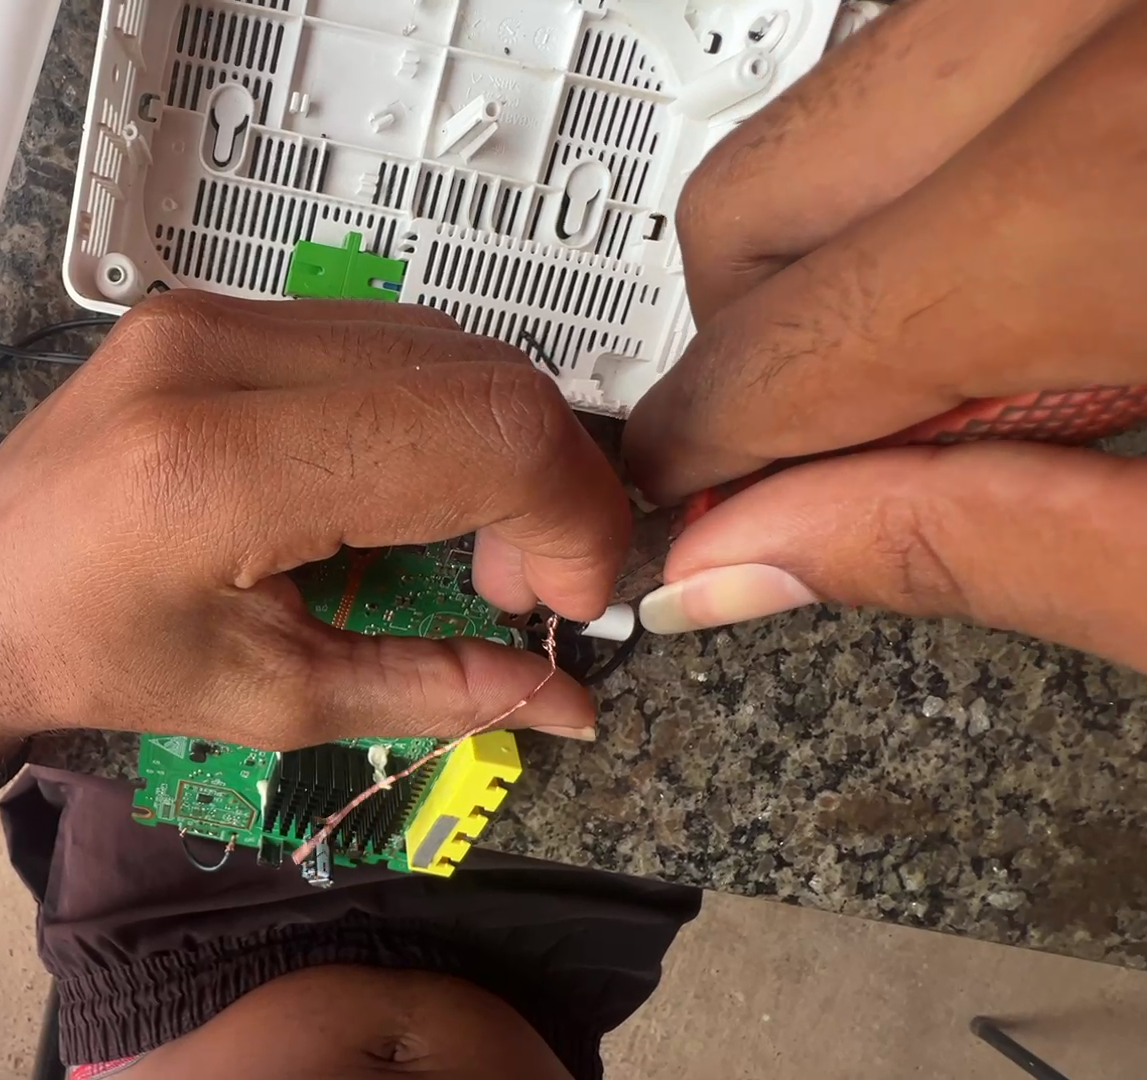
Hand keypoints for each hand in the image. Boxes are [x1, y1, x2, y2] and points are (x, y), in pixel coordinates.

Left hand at [0, 293, 630, 789]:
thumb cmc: (94, 663)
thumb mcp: (267, 700)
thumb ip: (431, 691)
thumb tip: (564, 700)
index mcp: (218, 467)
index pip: (476, 432)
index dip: (568, 514)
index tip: (569, 598)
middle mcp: (212, 358)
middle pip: (472, 373)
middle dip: (540, 482)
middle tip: (514, 580)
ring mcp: (203, 317)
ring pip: (431, 345)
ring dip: (485, 443)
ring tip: (457, 539)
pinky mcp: (201, 314)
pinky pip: (369, 341)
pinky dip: (422, 412)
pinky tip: (392, 484)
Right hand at [623, 0, 1146, 670]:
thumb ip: (993, 555)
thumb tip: (727, 569)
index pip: (774, 351)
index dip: (697, 460)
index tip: (681, 513)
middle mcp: (1137, 4)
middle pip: (757, 198)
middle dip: (749, 342)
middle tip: (836, 435)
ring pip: (850, 106)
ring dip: (842, 249)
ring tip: (987, 345)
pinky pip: (975, 52)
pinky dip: (956, 169)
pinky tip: (1082, 254)